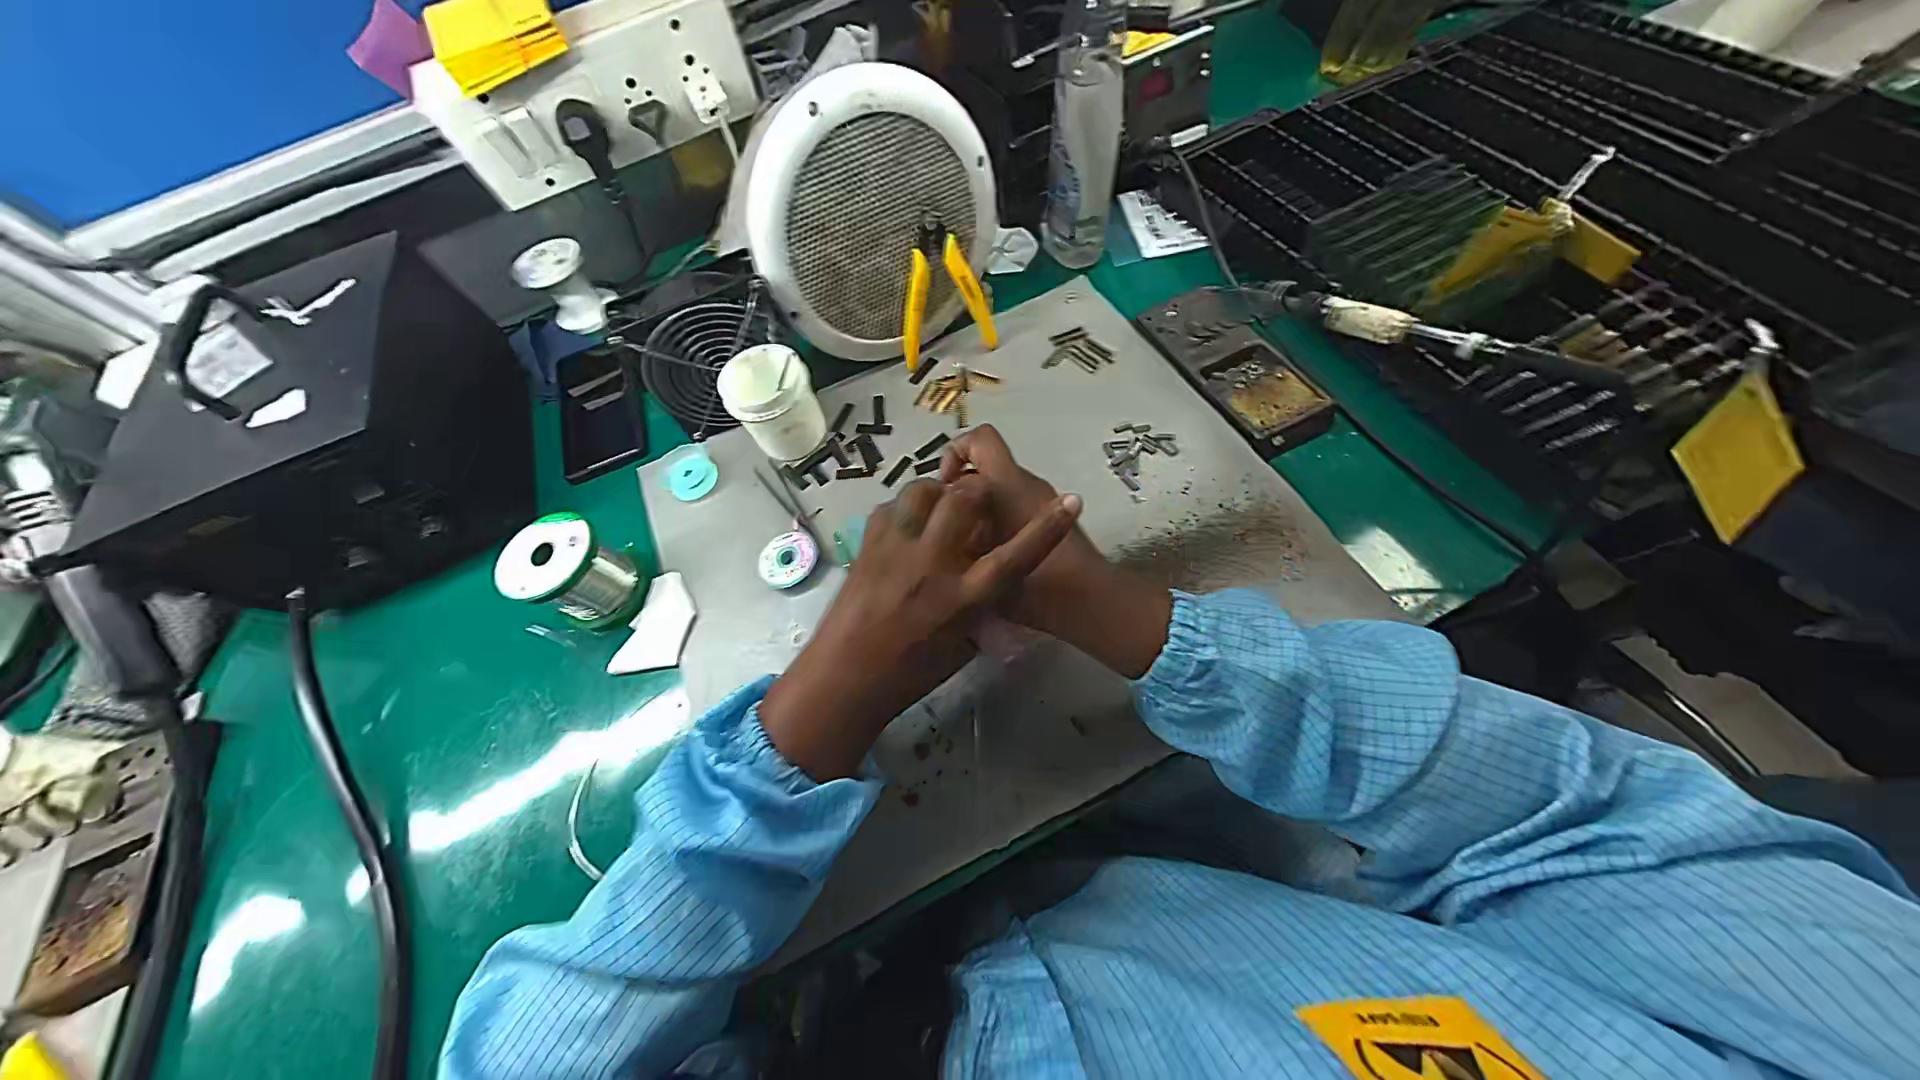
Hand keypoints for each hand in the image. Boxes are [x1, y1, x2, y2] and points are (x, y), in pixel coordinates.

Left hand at [759, 475, 1082, 779]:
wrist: (844, 678)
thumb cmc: (909, 673)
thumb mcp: (960, 646)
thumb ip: (980, 608)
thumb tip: (990, 585)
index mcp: (961, 599)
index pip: (1014, 557)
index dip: (1046, 529)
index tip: (1072, 502)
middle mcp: (930, 565)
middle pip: (963, 500)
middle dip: (979, 487)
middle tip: (980, 497)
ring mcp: (895, 550)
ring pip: (922, 491)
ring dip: (939, 490)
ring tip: (943, 505)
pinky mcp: (867, 546)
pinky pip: (891, 507)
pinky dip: (907, 508)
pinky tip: (909, 524)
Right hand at [939, 425, 1171, 678]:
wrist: (1088, 601)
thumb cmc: (1034, 584)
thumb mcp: (979, 564)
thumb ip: (953, 539)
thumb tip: (934, 524)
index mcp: (1008, 486)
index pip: (980, 439)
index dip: (954, 452)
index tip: (943, 488)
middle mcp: (1027, 485)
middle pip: (986, 466)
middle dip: (961, 487)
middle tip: (945, 522)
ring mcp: (1042, 500)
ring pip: (999, 489)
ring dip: (977, 508)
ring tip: (962, 545)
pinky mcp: (1052, 520)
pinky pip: (1014, 505)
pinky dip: (996, 520)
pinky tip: (986, 557)